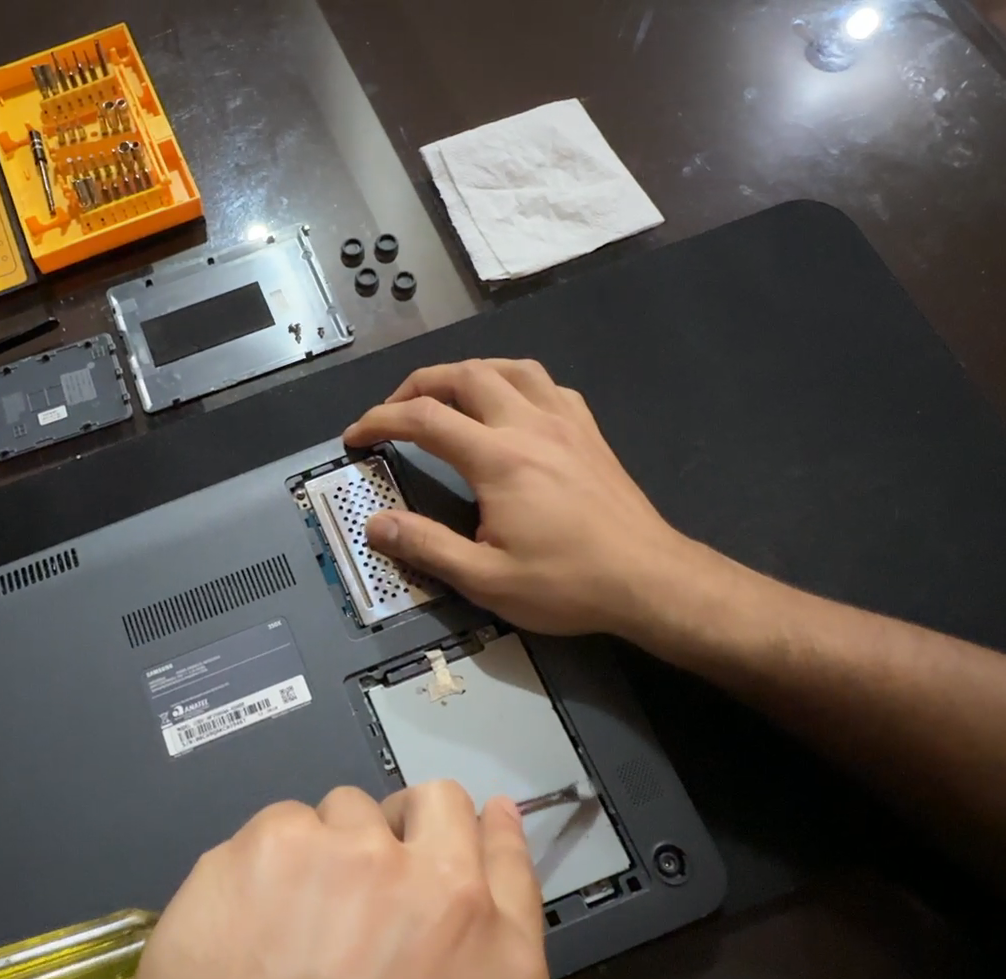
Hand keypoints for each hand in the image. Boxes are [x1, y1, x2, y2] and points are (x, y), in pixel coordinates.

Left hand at [109, 782, 548, 978]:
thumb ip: (475, 951)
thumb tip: (474, 874)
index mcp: (491, 950)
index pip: (506, 855)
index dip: (490, 830)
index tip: (482, 816)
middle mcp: (432, 887)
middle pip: (437, 801)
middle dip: (410, 822)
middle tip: (372, 862)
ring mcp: (353, 854)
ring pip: (348, 807)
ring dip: (331, 846)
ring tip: (297, 912)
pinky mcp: (277, 840)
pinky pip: (284, 819)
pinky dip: (270, 857)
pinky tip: (252, 911)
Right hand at [343, 358, 713, 637]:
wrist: (650, 580)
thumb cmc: (568, 583)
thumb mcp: (486, 579)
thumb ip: (426, 546)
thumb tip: (376, 524)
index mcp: (499, 458)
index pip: (424, 419)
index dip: (380, 420)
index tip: (356, 436)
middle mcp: (529, 425)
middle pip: (463, 375)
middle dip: (416, 385)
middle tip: (392, 411)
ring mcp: (564, 422)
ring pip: (507, 367)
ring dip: (465, 373)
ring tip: (443, 396)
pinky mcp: (588, 431)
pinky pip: (545, 383)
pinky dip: (512, 382)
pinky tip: (507, 405)